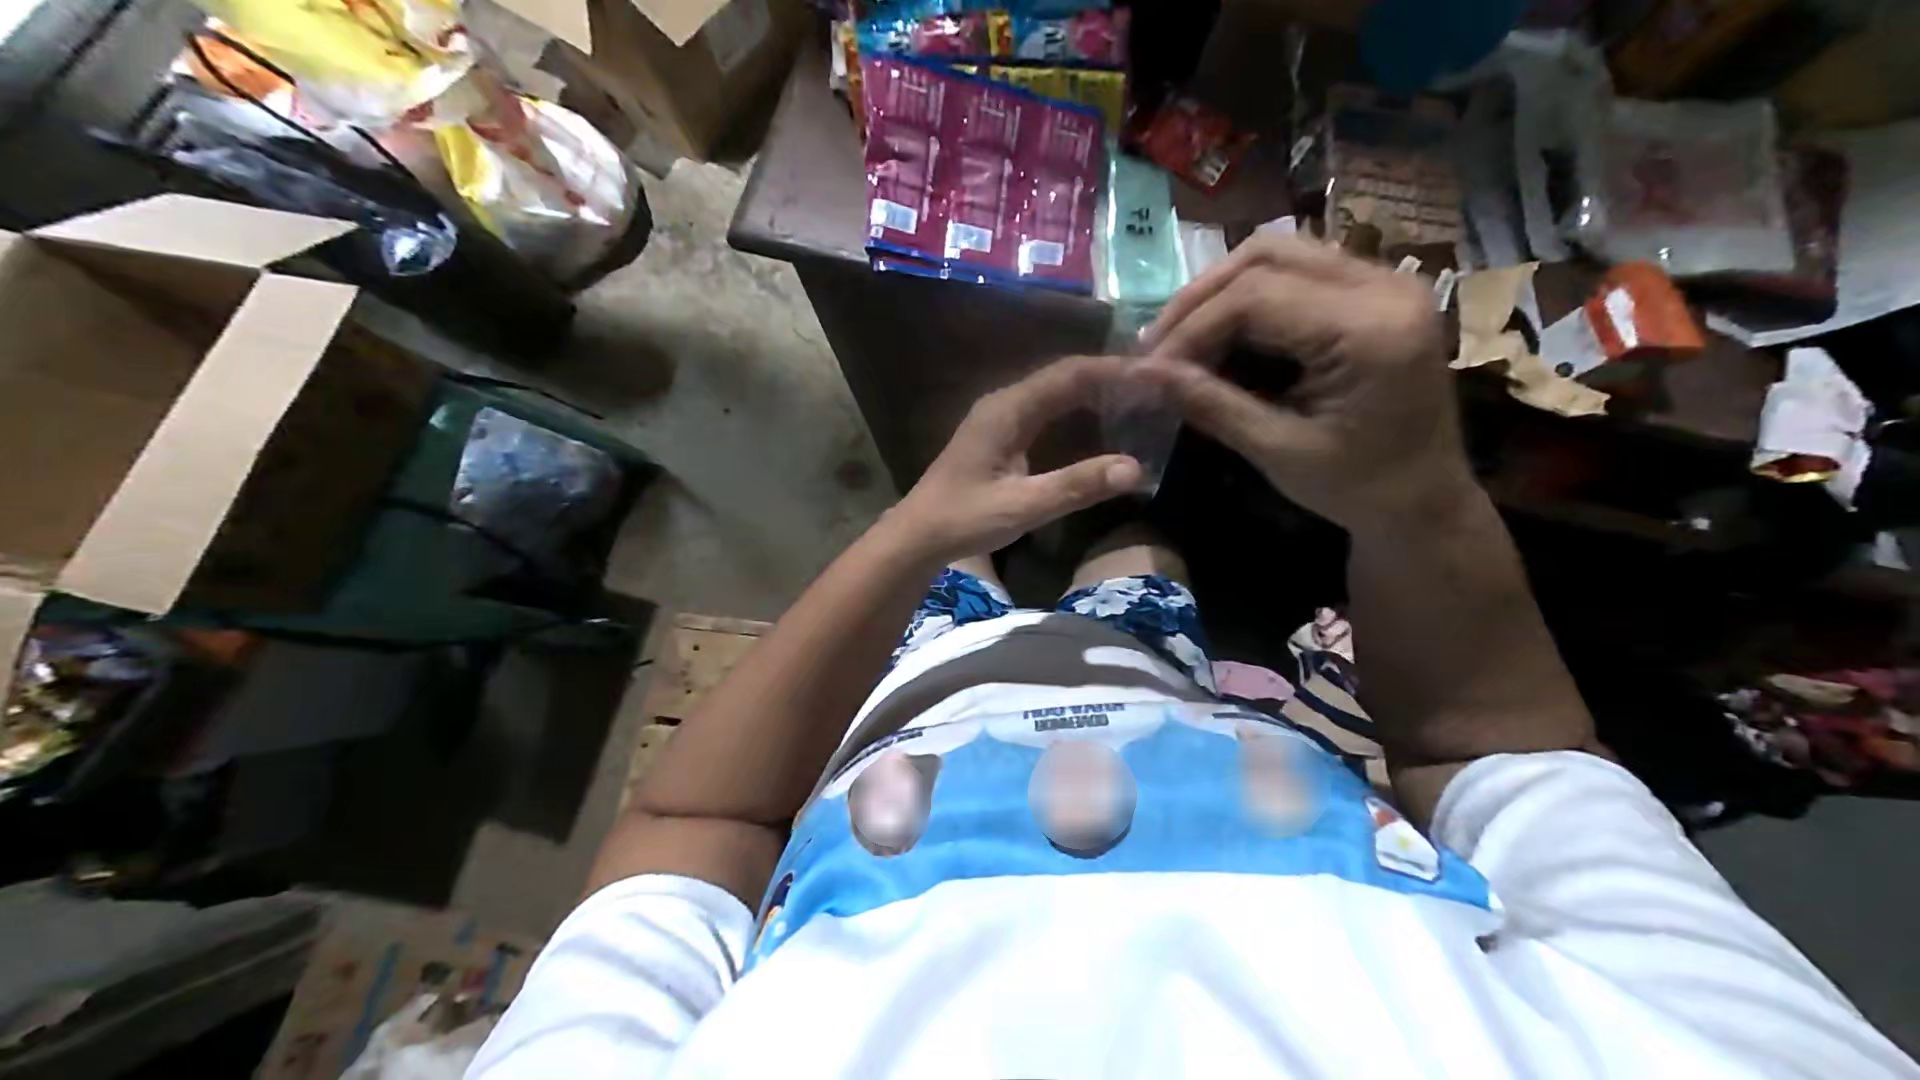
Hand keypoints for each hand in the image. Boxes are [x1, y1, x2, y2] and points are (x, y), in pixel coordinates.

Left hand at [887, 357, 1143, 563]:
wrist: (918, 535)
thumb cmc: (964, 520)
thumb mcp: (1023, 506)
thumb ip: (1076, 486)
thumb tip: (1135, 468)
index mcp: (1007, 410)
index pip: (1069, 375)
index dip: (1113, 371)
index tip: (1155, 373)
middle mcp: (1004, 403)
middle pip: (1063, 377)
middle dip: (1109, 377)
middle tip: (1155, 384)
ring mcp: (999, 417)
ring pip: (1054, 392)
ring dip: (1093, 391)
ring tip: (1137, 397)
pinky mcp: (999, 435)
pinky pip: (1045, 410)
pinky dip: (1076, 409)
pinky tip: (1099, 421)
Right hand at [1137, 234, 1474, 527]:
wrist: (1423, 499)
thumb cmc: (1355, 487)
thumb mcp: (1275, 450)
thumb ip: (1209, 404)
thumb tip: (1141, 374)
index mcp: (1369, 330)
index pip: (1255, 297)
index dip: (1191, 327)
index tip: (1150, 368)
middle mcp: (1384, 286)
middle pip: (1265, 256)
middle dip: (1198, 299)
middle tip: (1157, 346)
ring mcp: (1384, 282)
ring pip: (1279, 253)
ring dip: (1219, 291)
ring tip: (1181, 336)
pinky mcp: (1374, 292)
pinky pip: (1297, 269)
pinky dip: (1247, 295)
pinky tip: (1221, 332)